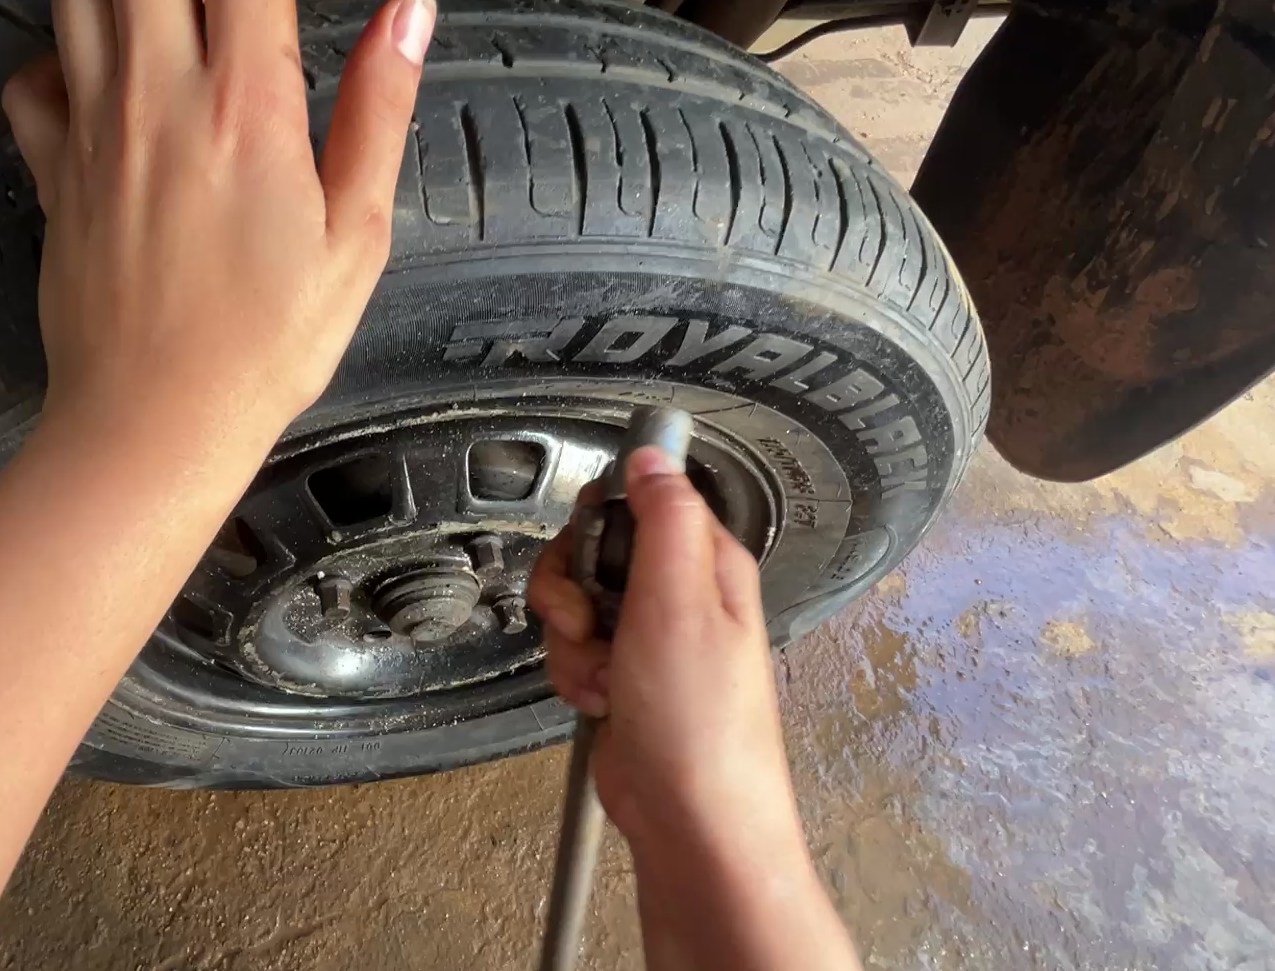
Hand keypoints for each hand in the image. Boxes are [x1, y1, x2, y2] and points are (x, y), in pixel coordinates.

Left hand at [0, 0, 435, 429]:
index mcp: (245, 108)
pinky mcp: (53, 171)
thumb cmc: (266, 344)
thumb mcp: (357, 237)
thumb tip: (408, 17)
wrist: (160, 418)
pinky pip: (33, 72)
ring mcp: (92, 128)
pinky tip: (109, 94)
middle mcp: (156, 95)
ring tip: (172, 17)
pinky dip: (66, 57)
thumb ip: (378, 113)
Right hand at [527, 447, 802, 854]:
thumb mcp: (680, 601)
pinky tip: (600, 697)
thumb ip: (664, 518)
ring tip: (603, 674)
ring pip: (573, 599)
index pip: (640, 498)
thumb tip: (651, 453)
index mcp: (703, 562)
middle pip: (592, 548)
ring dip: (572, 638)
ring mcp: (644, 634)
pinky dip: (573, 671)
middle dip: (572, 585)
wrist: (685, 819)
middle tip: (589, 618)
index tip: (591, 548)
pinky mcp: (618, 670)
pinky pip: (572, 645)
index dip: (603, 517)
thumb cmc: (697, 719)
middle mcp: (675, 592)